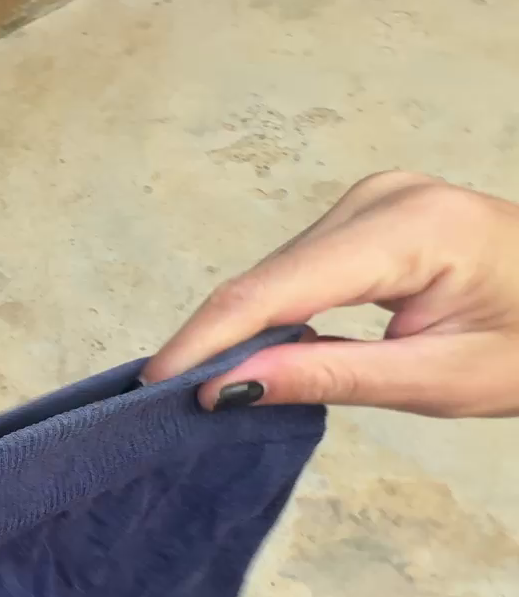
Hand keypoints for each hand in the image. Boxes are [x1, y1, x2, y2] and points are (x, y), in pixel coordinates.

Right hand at [141, 172, 518, 415]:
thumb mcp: (444, 377)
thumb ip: (328, 376)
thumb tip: (219, 387)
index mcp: (413, 228)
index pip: (271, 291)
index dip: (202, 341)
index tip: (152, 387)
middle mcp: (379, 199)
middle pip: (262, 282)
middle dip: (213, 341)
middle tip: (177, 397)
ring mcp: (369, 201)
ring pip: (265, 277)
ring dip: (232, 331)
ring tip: (212, 379)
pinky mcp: (362, 215)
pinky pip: (285, 271)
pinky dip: (261, 315)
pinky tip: (252, 348)